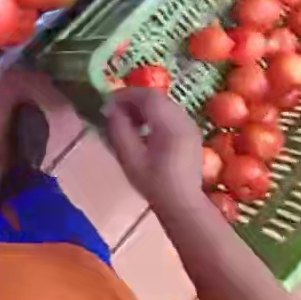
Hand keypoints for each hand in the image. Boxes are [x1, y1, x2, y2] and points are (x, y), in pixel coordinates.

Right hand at [105, 87, 206, 211]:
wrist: (183, 204)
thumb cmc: (154, 184)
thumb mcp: (130, 159)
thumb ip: (119, 131)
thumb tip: (111, 110)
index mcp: (170, 125)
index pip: (147, 96)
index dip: (126, 95)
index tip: (108, 102)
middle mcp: (183, 120)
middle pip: (157, 98)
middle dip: (134, 100)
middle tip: (115, 111)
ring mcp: (190, 126)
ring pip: (165, 105)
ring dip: (144, 107)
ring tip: (127, 121)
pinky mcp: (192, 134)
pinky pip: (171, 114)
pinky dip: (155, 115)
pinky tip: (144, 131)